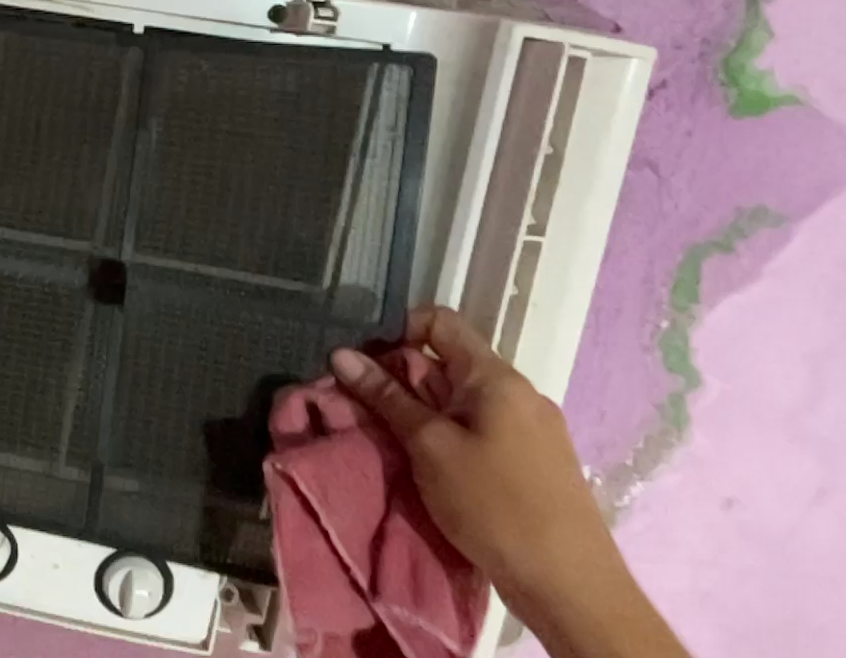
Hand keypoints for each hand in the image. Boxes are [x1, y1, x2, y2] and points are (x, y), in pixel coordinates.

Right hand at [330, 308, 689, 657]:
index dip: (397, 330)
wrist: (572, 590)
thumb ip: (385, 396)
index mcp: (496, 378)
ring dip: (419, 407)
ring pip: (459, 396)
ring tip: (389, 435)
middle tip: (362, 402)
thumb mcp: (428, 446)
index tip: (366, 361)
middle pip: (446, 360)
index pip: (439, 322)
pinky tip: (426, 460)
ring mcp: (530, 427)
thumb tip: (341, 354)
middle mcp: (518, 392)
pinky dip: (444, 431)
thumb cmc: (495, 506)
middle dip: (400, 375)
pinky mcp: (532, 459)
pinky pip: (477, 425)